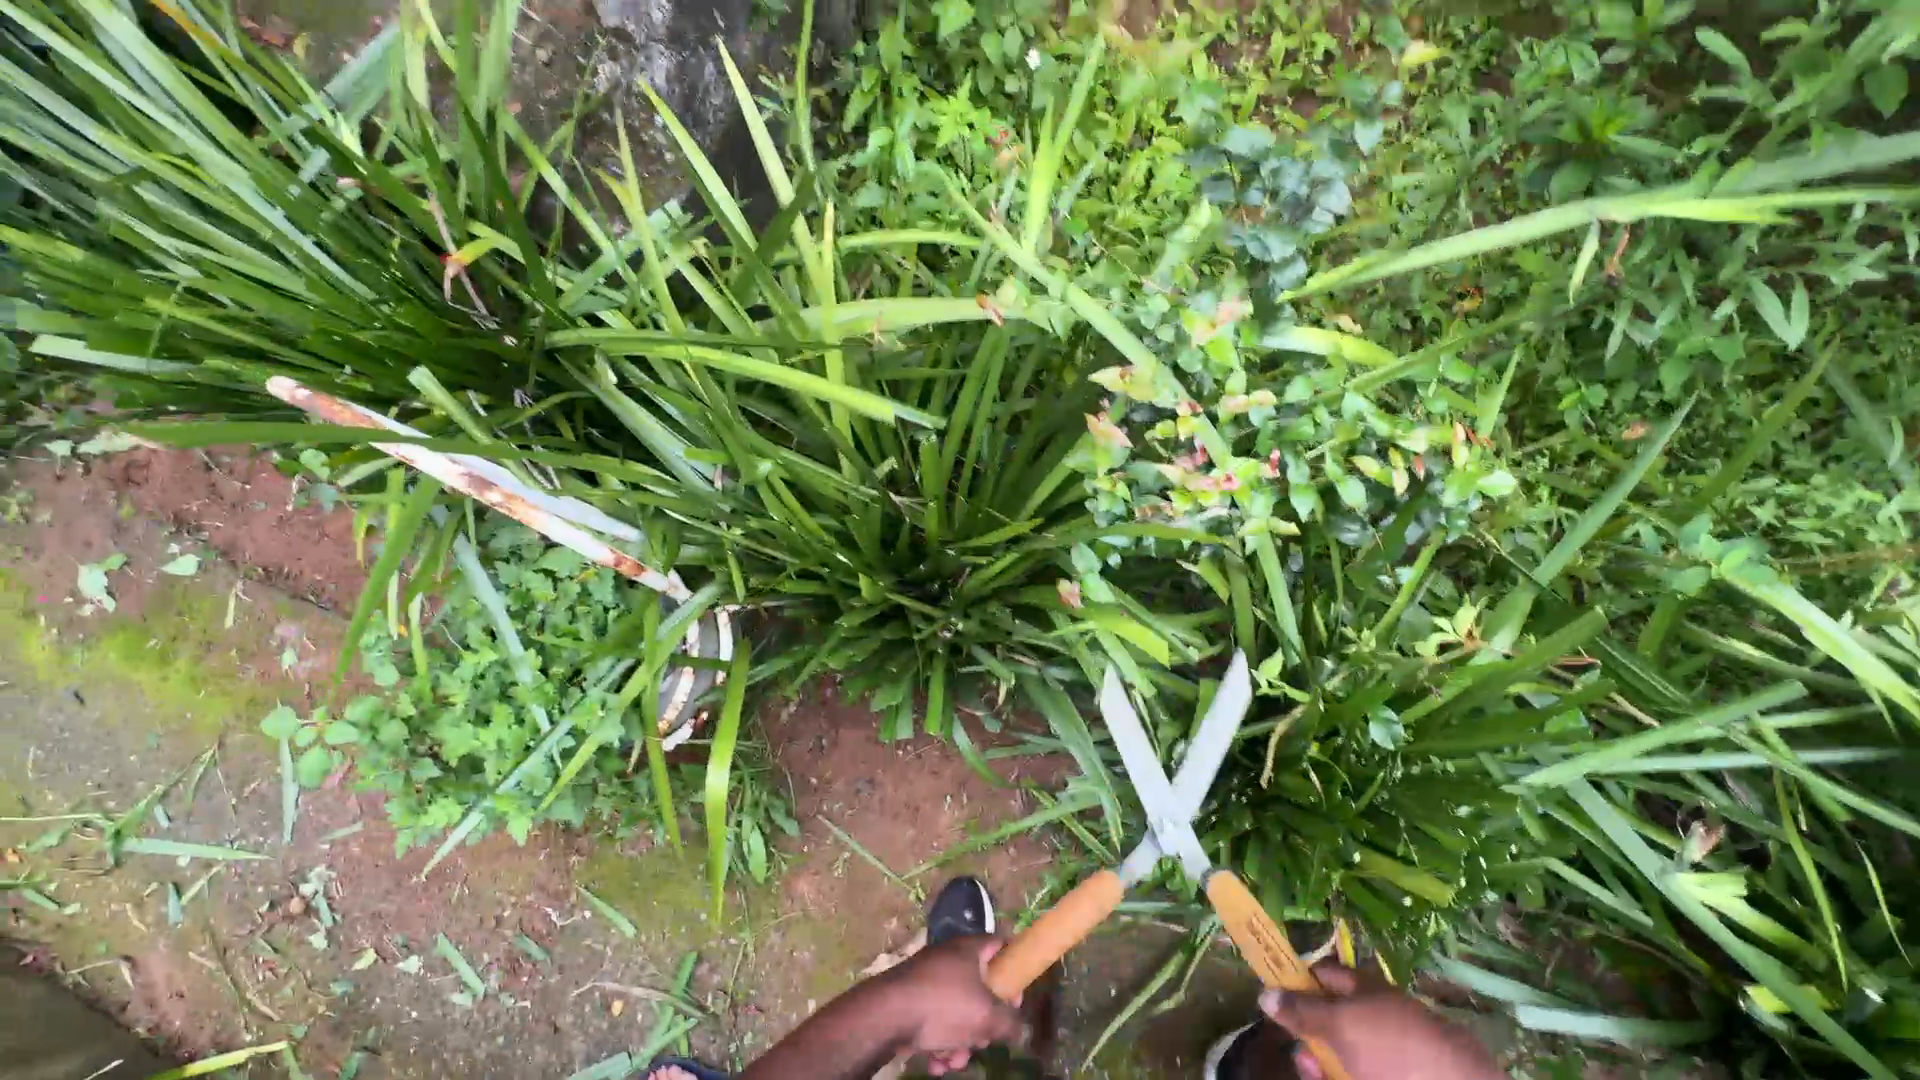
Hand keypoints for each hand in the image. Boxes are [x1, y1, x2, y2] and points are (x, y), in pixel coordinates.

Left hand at [874, 936, 1025, 1075]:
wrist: (887, 1015)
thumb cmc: (943, 1005)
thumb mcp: (987, 1016)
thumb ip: (1010, 1022)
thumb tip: (1018, 1028)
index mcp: (969, 949)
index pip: (1000, 946)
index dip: (1014, 971)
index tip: (1015, 999)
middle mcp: (949, 959)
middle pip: (979, 989)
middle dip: (983, 1023)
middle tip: (982, 1040)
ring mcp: (929, 980)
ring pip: (957, 1012)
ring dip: (961, 1042)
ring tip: (954, 1061)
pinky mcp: (912, 1001)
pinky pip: (936, 1021)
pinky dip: (939, 1043)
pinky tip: (936, 1063)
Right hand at [1260, 963, 1501, 1079]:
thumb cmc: (1393, 1048)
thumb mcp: (1339, 1022)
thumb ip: (1301, 1010)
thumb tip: (1265, 993)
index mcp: (1363, 990)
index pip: (1321, 975)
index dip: (1295, 981)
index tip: (1272, 998)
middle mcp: (1370, 1019)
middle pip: (1326, 1019)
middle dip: (1305, 1034)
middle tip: (1298, 1051)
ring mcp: (1380, 1055)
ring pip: (1337, 1054)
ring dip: (1318, 1064)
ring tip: (1315, 1073)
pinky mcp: (1382, 1076)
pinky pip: (1348, 1075)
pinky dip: (1333, 1078)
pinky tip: (1324, 1079)